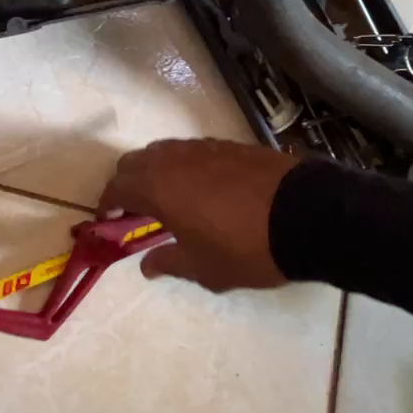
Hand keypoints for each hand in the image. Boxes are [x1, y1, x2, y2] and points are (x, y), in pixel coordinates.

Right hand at [99, 139, 300, 291]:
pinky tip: (200, 188)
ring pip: (160, 152)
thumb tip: (147, 265)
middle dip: (126, 183)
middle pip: (132, 162)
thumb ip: (169, 262)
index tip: (109, 218)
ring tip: (167, 198)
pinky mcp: (225, 144)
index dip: (108, 203)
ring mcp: (199, 147)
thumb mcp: (205, 268)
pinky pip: (189, 151)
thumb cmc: (245, 248)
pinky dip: (181, 166)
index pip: (116, 188)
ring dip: (153, 171)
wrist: (305, 215)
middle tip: (135, 209)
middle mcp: (170, 159)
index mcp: (156, 187)